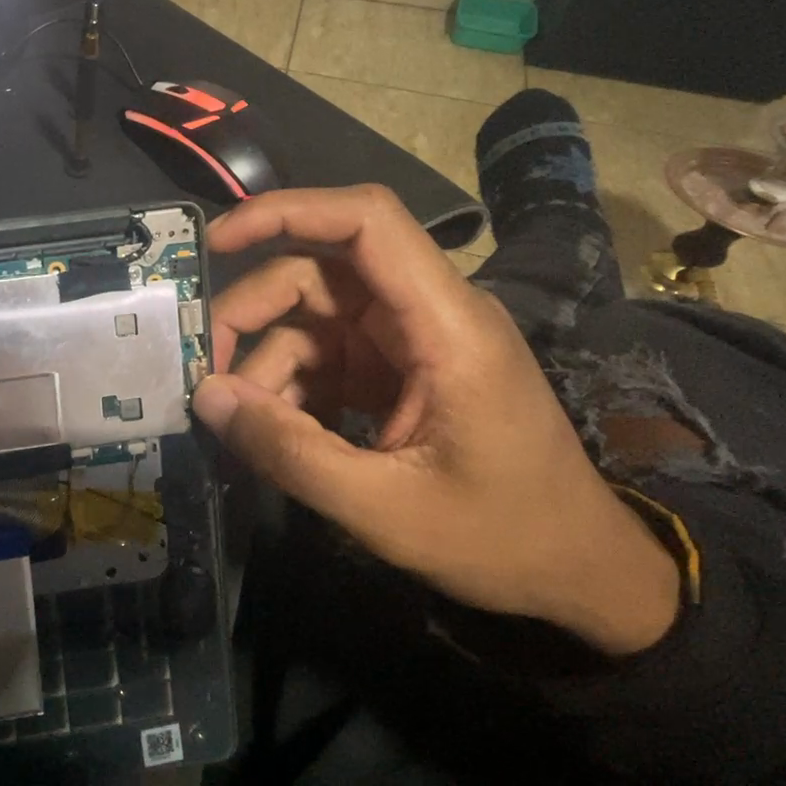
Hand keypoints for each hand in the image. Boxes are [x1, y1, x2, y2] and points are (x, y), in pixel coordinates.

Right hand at [193, 186, 679, 655]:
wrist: (579, 573)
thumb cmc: (502, 539)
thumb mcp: (385, 509)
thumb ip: (289, 452)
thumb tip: (206, 396)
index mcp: (447, 326)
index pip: (367, 222)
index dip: (287, 212)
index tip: (216, 242)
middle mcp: (426, 314)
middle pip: (316, 272)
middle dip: (250, 313)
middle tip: (208, 370)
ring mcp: (409, 341)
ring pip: (308, 316)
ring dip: (264, 361)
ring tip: (244, 423)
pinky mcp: (395, 368)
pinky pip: (320, 354)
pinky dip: (286, 385)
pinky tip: (276, 431)